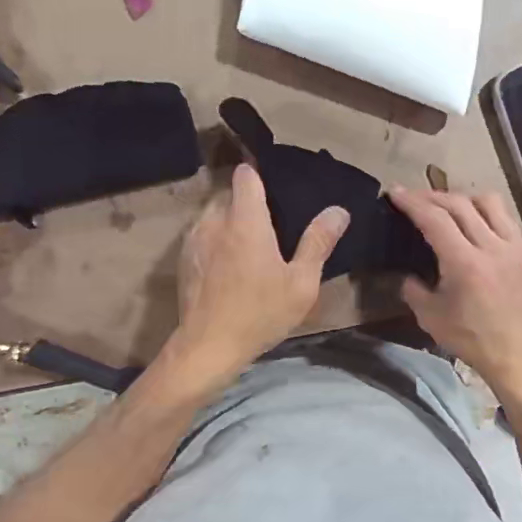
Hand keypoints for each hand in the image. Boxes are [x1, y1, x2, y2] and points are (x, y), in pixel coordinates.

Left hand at [169, 163, 348, 382]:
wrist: (208, 346)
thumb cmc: (259, 314)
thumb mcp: (300, 284)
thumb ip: (318, 243)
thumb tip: (339, 211)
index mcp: (245, 221)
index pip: (246, 175)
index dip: (259, 176)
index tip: (274, 189)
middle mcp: (214, 221)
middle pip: (229, 195)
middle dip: (247, 204)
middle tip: (270, 227)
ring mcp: (193, 240)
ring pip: (212, 215)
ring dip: (228, 223)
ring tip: (248, 247)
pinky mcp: (183, 260)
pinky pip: (201, 236)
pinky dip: (214, 242)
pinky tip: (227, 267)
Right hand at [388, 187, 521, 413]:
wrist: (517, 354)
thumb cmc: (470, 338)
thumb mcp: (430, 316)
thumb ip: (413, 289)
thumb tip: (408, 273)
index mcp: (465, 263)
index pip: (435, 219)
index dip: (412, 203)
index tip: (394, 193)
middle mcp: (492, 247)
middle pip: (459, 204)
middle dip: (431, 196)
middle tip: (412, 197)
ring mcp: (514, 247)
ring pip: (488, 202)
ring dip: (462, 198)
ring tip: (445, 206)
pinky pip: (505, 218)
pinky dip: (485, 212)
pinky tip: (473, 222)